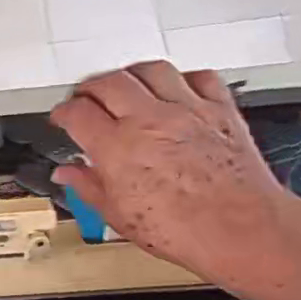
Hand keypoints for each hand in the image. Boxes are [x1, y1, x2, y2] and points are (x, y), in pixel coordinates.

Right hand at [49, 61, 300, 288]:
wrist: (237, 229)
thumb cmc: (183, 229)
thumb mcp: (118, 216)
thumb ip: (88, 187)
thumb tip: (69, 175)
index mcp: (117, 148)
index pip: (77, 113)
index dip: (63, 112)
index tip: (63, 117)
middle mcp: (149, 121)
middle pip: (108, 82)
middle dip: (90, 88)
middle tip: (86, 98)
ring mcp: (185, 110)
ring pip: (150, 69)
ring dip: (131, 75)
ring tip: (126, 86)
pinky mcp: (218, 109)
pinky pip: (198, 76)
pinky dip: (182, 79)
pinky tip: (176, 90)